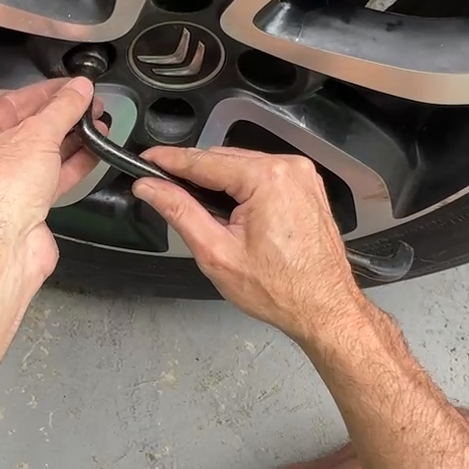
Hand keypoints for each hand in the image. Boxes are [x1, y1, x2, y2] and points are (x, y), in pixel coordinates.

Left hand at [0, 78, 99, 273]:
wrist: (3, 248)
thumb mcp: (36, 136)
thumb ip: (61, 109)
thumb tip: (78, 91)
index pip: (12, 103)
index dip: (45, 92)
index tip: (71, 86)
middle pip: (28, 128)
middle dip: (62, 117)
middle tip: (88, 105)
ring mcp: (5, 185)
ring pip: (42, 155)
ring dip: (72, 140)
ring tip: (97, 126)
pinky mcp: (26, 206)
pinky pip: (52, 179)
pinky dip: (73, 165)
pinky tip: (93, 153)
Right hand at [132, 147, 374, 342]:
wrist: (324, 310)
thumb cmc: (279, 289)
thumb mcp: (216, 252)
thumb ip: (179, 211)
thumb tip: (150, 187)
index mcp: (266, 178)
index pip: (203, 161)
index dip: (168, 161)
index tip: (144, 161)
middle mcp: (288, 168)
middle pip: (221, 159)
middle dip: (191, 174)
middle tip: (161, 188)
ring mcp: (300, 175)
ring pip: (240, 165)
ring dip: (215, 181)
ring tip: (196, 206)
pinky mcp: (305, 186)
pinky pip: (261, 174)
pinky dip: (239, 186)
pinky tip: (227, 209)